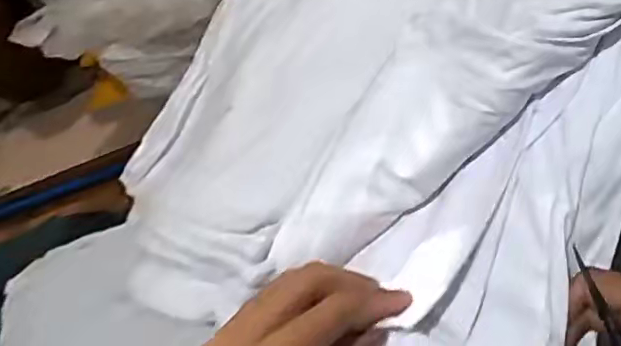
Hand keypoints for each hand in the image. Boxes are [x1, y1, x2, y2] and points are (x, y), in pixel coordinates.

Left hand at [209, 263, 411, 345]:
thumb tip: (375, 329)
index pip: (328, 311)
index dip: (372, 302)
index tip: (404, 301)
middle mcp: (238, 339)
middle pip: (307, 281)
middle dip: (352, 282)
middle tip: (381, 297)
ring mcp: (222, 336)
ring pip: (286, 281)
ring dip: (329, 283)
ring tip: (356, 300)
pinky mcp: (216, 339)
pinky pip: (268, 298)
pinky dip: (302, 296)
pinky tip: (321, 310)